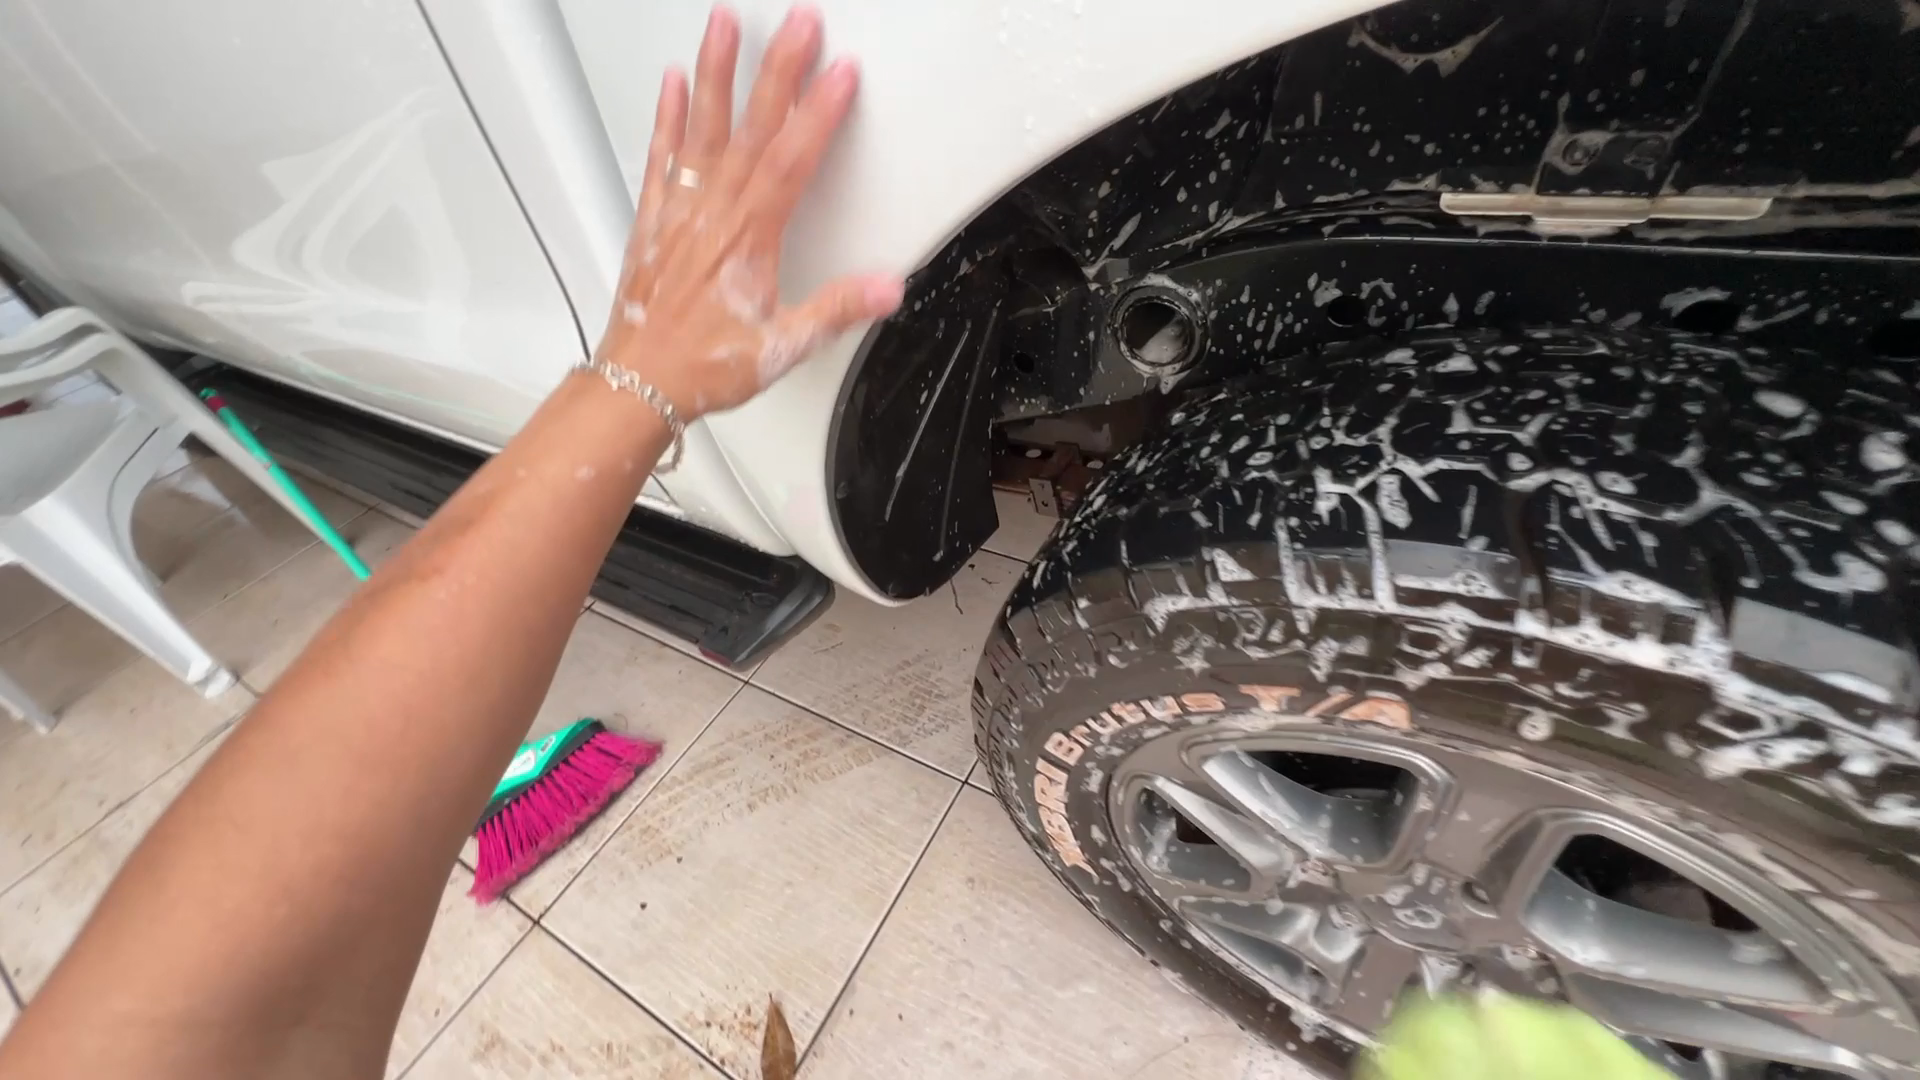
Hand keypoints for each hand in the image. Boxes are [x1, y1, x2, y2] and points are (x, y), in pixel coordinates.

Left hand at [594, 4, 903, 420]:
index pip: (791, 161)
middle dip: (778, 70)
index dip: (819, 114)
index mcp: (749, 238)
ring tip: (725, 22)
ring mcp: (680, 211)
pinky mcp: (654, 220)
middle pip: (752, 128)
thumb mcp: (783, 347)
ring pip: (701, 128)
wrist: (641, 380)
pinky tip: (672, 85)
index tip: (839, 73)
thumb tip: (885, 289)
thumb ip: (836, 310)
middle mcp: (713, 214)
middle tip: (797, 22)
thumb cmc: (704, 364)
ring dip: (716, 73)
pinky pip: (662, 157)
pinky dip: (668, 118)